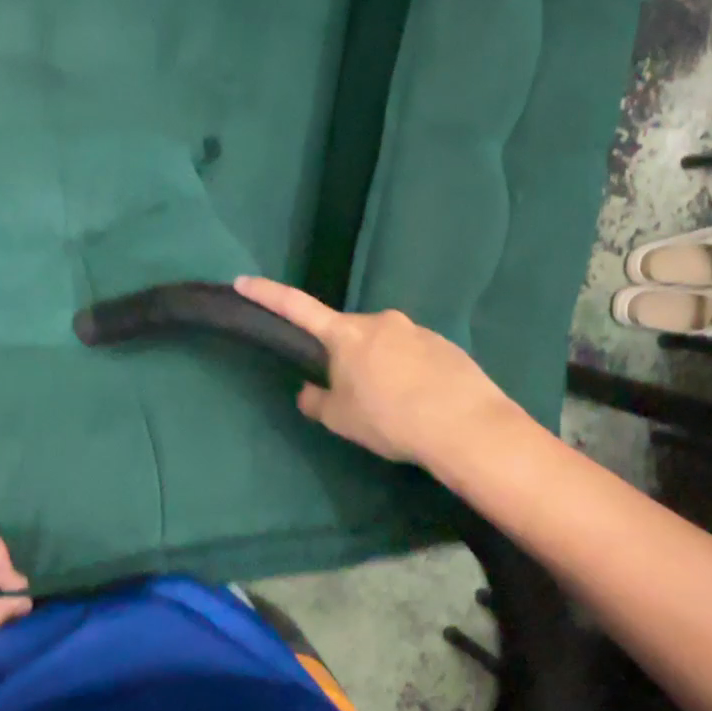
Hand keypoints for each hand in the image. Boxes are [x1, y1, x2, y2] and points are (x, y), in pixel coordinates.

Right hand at [234, 276, 522, 466]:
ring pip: (385, 346)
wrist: (469, 429)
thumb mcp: (341, 419)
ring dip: (380, 368)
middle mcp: (381, 322)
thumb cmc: (392, 419)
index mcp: (346, 335)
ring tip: (394, 408)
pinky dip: (409, 376)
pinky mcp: (447, 347)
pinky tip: (420, 405)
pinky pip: (415, 357)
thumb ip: (317, 401)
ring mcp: (418, 331)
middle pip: (348, 334)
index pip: (296, 308)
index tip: (242, 281)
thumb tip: (309, 391)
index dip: (266, 294)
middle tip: (352, 396)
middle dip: (344, 357)